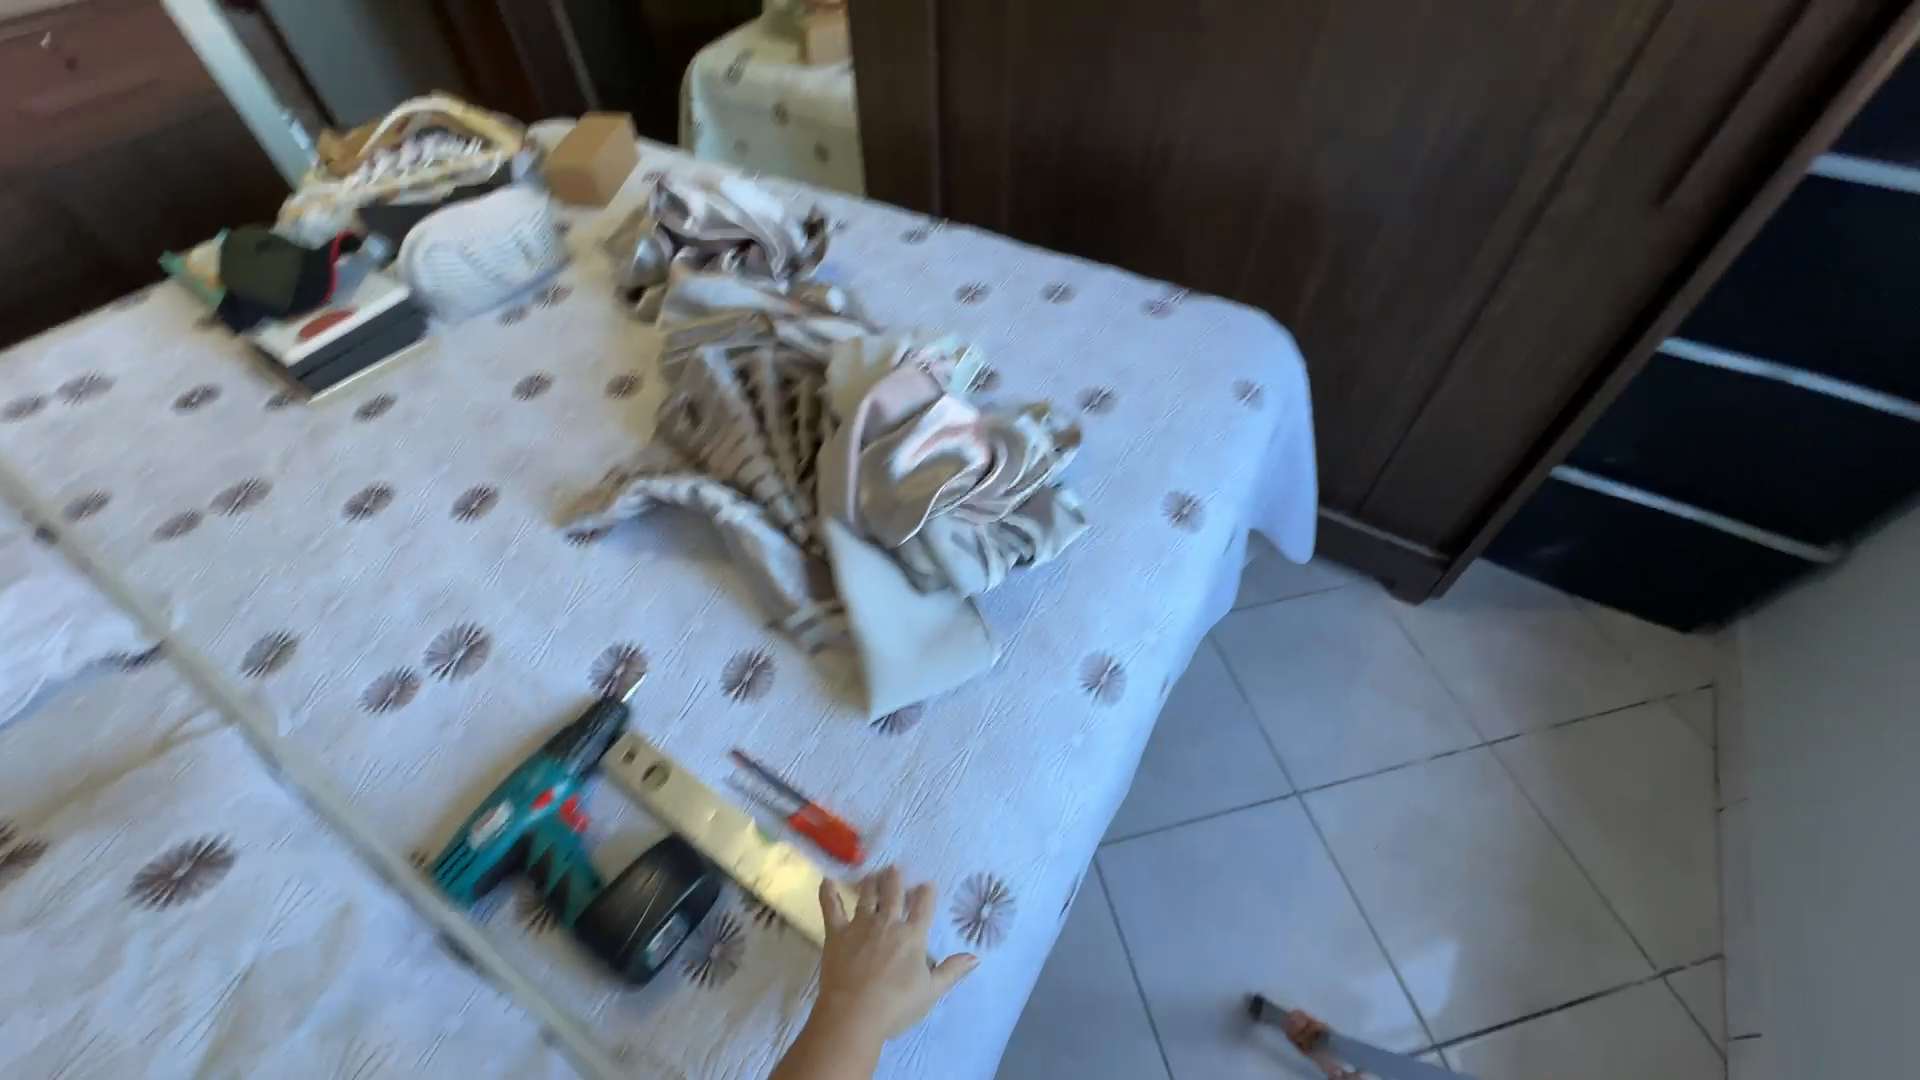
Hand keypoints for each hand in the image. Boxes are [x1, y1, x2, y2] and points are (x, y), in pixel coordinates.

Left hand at [813, 867, 978, 1045]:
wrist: (854, 1014)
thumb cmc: (895, 1006)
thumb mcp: (930, 992)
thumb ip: (952, 971)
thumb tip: (975, 957)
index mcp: (912, 936)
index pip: (923, 908)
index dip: (926, 893)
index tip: (928, 883)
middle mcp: (887, 923)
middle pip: (893, 894)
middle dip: (895, 879)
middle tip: (895, 867)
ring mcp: (860, 925)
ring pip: (867, 896)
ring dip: (870, 883)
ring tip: (872, 873)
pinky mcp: (836, 933)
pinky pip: (831, 908)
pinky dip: (828, 894)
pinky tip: (826, 881)